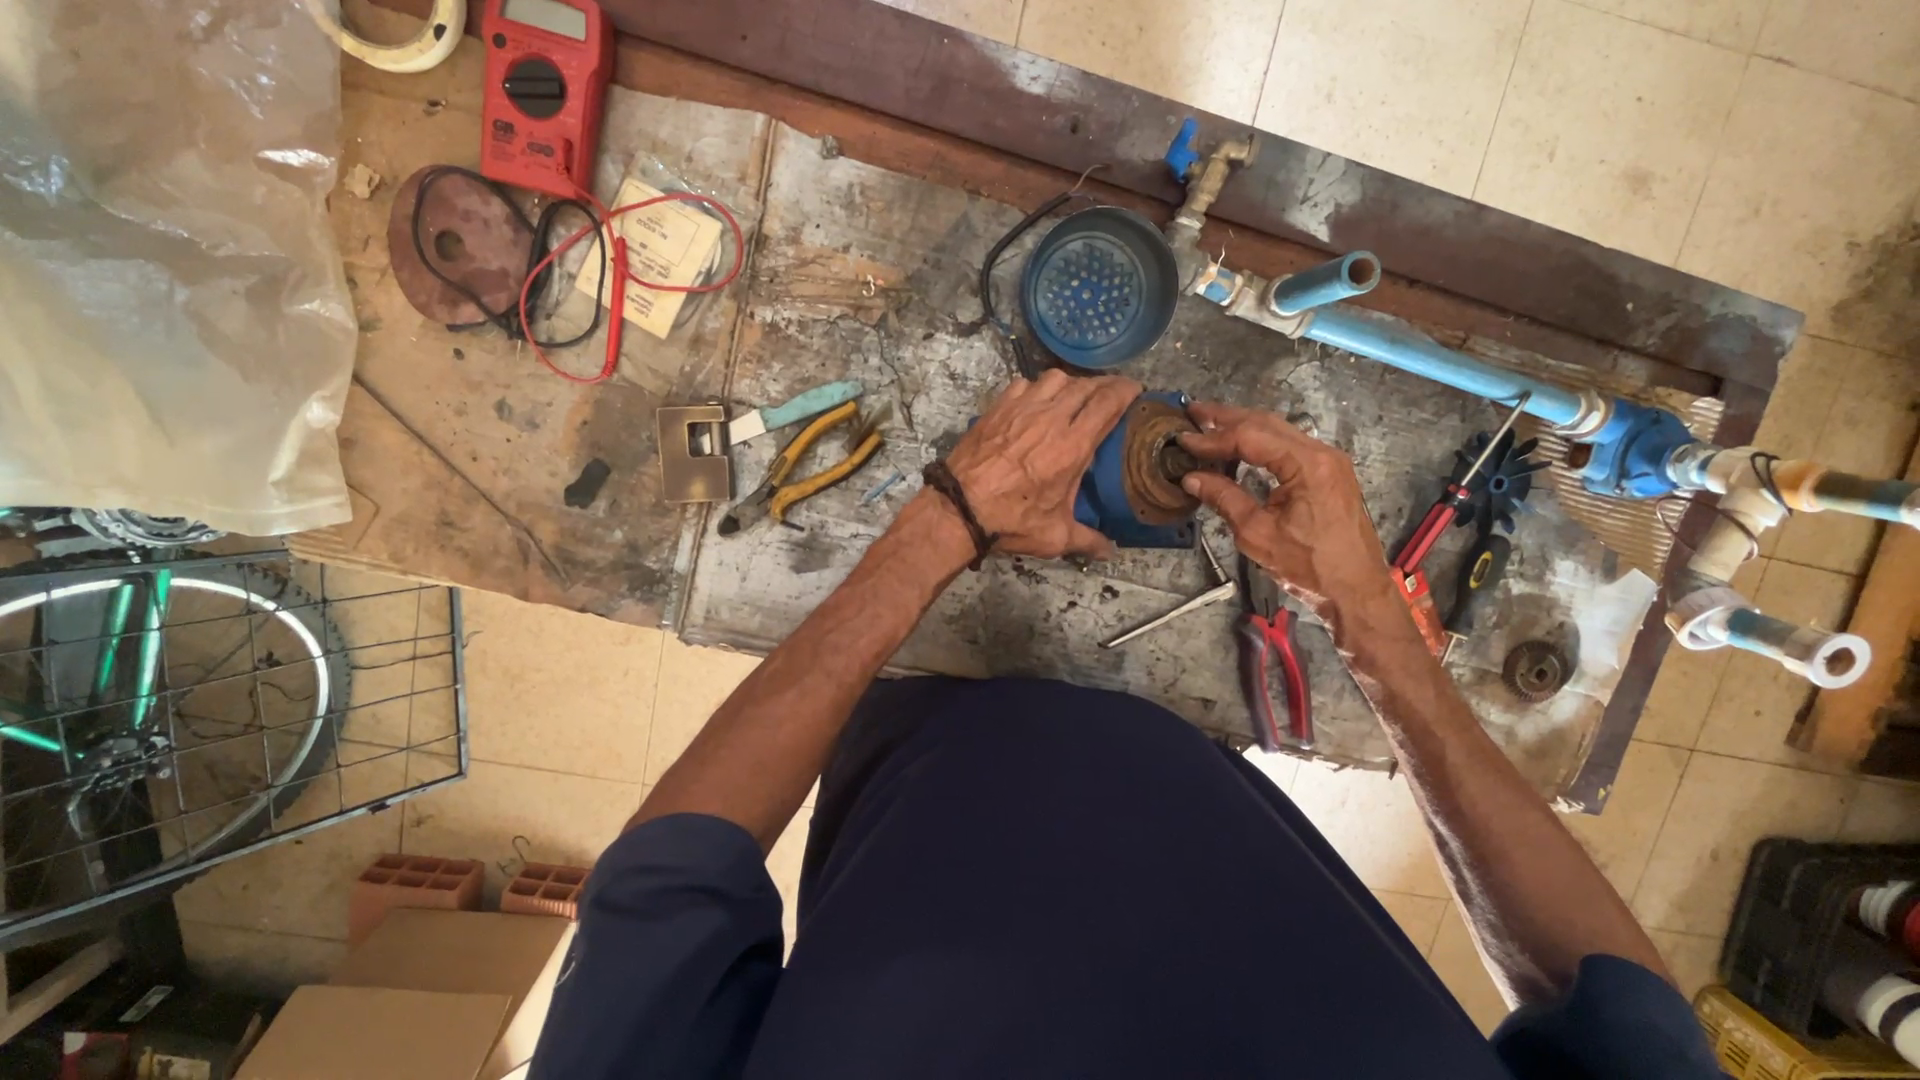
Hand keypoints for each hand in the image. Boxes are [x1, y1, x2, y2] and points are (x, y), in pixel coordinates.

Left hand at [941, 369, 1141, 559]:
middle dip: (1103, 385)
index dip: (1125, 390)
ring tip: (1074, 396)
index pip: (1108, 402)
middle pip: (1086, 386)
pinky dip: (1037, 388)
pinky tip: (1037, 402)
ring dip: (1071, 383)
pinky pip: (1024, 385)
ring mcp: (1021, 408)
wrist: (959, 508)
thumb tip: (1110, 553)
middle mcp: (1050, 418)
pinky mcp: (997, 408)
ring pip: (1055, 378)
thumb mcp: (1055, 536)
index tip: (1134, 390)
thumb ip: (1088, 541)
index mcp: (1072, 446)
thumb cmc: (1010, 521)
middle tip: (1110, 394)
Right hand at [1176, 402, 1402, 626]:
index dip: (1214, 438)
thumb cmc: (1309, 567)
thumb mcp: (1258, 534)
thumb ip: (1225, 499)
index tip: (1183, 439)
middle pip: (1267, 424)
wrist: (1356, 590)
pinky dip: (1261, 443)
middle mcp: (1322, 454)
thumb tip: (1192, 478)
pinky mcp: (1329, 474)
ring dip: (1244, 427)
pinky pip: (1290, 447)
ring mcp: (1329, 462)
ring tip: (1210, 425)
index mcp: (1307, 465)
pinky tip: (1240, 448)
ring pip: (1280, 432)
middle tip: (1193, 413)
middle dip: (1228, 418)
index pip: (1251, 437)